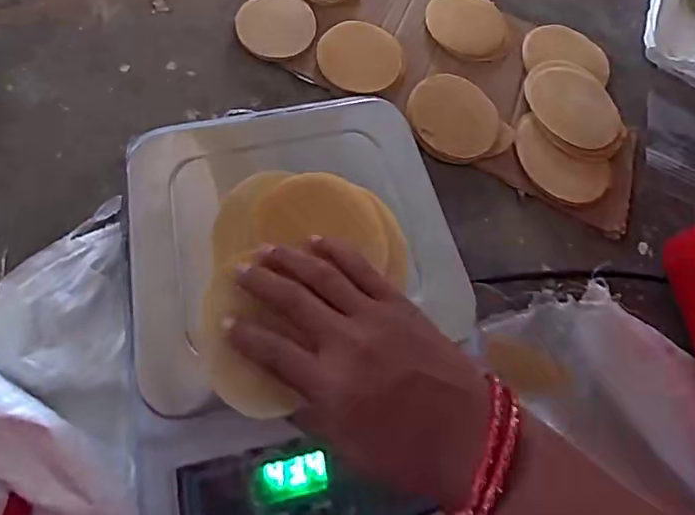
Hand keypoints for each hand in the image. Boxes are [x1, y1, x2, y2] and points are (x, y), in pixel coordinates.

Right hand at [226, 241, 490, 508]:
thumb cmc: (406, 453)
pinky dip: (337, 250)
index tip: (225, 321)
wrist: (470, 435)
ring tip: (267, 248)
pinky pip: (361, 268)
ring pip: (323, 276)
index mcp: (330, 386)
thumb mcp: (349, 448)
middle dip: (261, 283)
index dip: (245, 336)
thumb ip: (311, 415)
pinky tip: (317, 241)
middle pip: (293, 302)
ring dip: (291, 259)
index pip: (274, 352)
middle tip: (238, 269)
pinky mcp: (397, 302)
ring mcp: (373, 316)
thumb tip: (283, 389)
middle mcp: (346, 342)